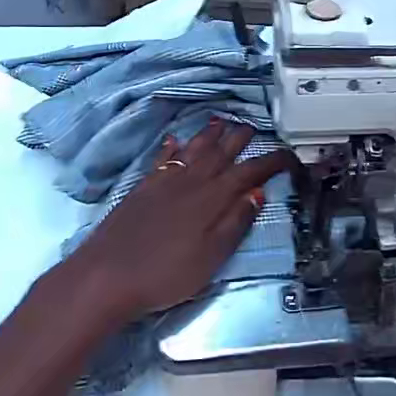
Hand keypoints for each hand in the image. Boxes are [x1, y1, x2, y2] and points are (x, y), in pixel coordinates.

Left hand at [52, 120, 293, 330]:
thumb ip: (235, 223)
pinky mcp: (142, 187)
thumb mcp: (211, 257)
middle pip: (220, 153)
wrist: (107, 273)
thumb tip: (257, 193)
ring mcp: (163, 181)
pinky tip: (174, 141)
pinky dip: (172, 147)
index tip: (287, 155)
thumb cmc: (166, 273)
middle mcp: (190, 182)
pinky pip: (163, 158)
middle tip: (252, 126)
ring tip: (220, 122)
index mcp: (212, 199)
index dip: (270, 162)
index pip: (248, 173)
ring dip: (208, 135)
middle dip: (239, 138)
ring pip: (192, 149)